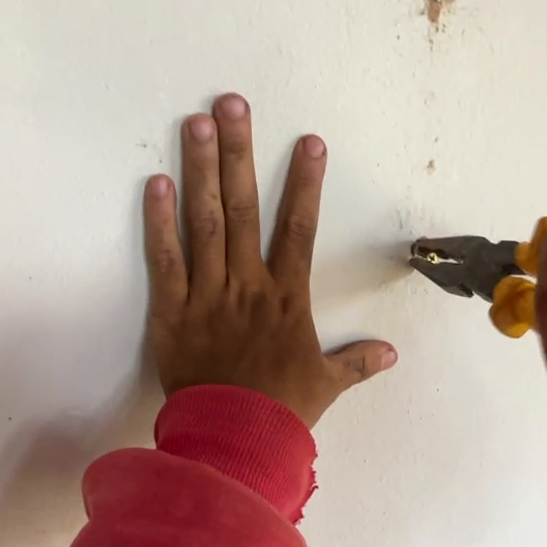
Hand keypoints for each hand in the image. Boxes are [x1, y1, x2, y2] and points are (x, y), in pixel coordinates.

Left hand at [141, 94, 396, 428]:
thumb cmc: (281, 411)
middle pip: (244, 209)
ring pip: (204, 224)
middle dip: (239, 153)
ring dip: (200, 171)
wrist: (235, 442)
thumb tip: (392, 354)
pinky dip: (158, 223)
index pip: (300, 229)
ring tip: (195, 123)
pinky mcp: (172, 313)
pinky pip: (164, 261)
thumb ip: (357, 364)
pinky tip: (155, 182)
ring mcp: (208, 296)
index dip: (306, 183)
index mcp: (287, 299)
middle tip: (231, 104)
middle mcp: (248, 286)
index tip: (309, 142)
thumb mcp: (326, 385)